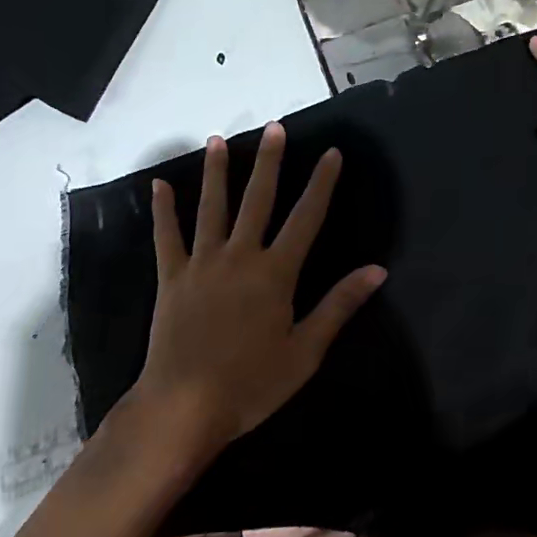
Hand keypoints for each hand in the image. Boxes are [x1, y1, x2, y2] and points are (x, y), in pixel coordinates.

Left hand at [125, 124, 385, 454]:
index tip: (331, 154)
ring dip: (217, 173)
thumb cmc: (252, 383)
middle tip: (275, 128)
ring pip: (212, 209)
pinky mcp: (171, 278)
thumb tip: (377, 270)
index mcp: (276, 273)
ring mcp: (202, 264)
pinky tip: (159, 185)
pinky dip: (163, 210)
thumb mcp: (306, 351)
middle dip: (269, 162)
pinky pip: (166, 237)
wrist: (183, 409)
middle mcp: (240, 257)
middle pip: (258, 200)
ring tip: (219, 140)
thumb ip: (339, 305)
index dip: (321, 184)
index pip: (306, 218)